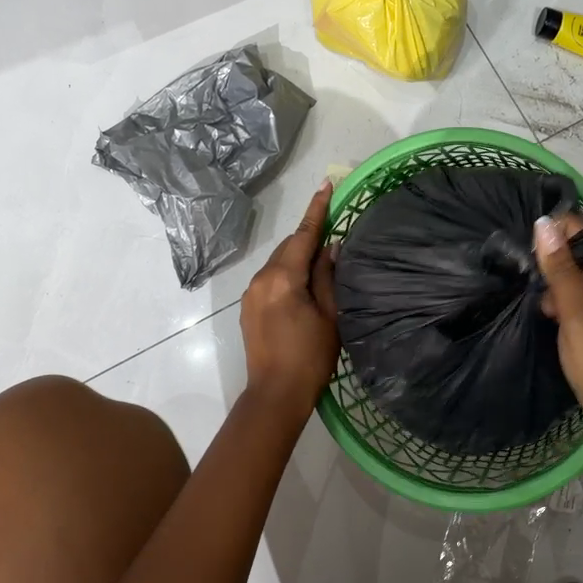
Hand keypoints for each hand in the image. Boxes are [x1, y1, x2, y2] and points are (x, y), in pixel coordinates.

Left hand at [240, 180, 339, 416]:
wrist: (274, 396)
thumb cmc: (310, 357)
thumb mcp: (329, 314)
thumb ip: (328, 276)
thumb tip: (331, 246)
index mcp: (283, 277)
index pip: (304, 235)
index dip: (317, 209)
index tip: (327, 185)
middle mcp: (262, 278)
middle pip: (289, 246)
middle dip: (310, 237)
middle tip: (334, 233)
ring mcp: (251, 293)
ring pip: (279, 262)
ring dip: (298, 257)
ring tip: (322, 264)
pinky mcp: (248, 307)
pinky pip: (271, 278)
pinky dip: (287, 273)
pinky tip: (303, 285)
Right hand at [534, 214, 582, 432]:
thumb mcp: (576, 311)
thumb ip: (559, 267)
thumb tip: (542, 222)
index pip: (575, 228)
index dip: (550, 238)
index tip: (532, 261)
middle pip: (569, 250)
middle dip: (549, 266)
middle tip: (539, 291)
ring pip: (566, 274)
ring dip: (551, 288)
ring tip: (546, 311)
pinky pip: (570, 295)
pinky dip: (557, 303)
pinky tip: (550, 319)